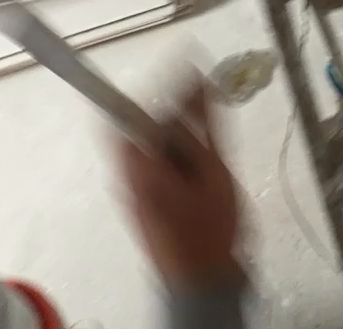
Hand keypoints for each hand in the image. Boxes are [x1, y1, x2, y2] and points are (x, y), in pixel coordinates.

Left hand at [116, 82, 243, 284]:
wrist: (201, 283)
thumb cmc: (208, 231)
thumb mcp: (215, 169)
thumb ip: (204, 121)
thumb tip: (199, 80)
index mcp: (140, 165)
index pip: (128, 110)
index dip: (155, 81)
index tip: (182, 59)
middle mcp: (127, 174)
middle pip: (143, 121)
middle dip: (175, 107)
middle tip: (204, 98)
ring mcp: (132, 186)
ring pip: (151, 138)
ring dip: (179, 129)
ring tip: (209, 133)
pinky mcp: (142, 195)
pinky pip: (155, 156)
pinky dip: (178, 148)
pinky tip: (202, 158)